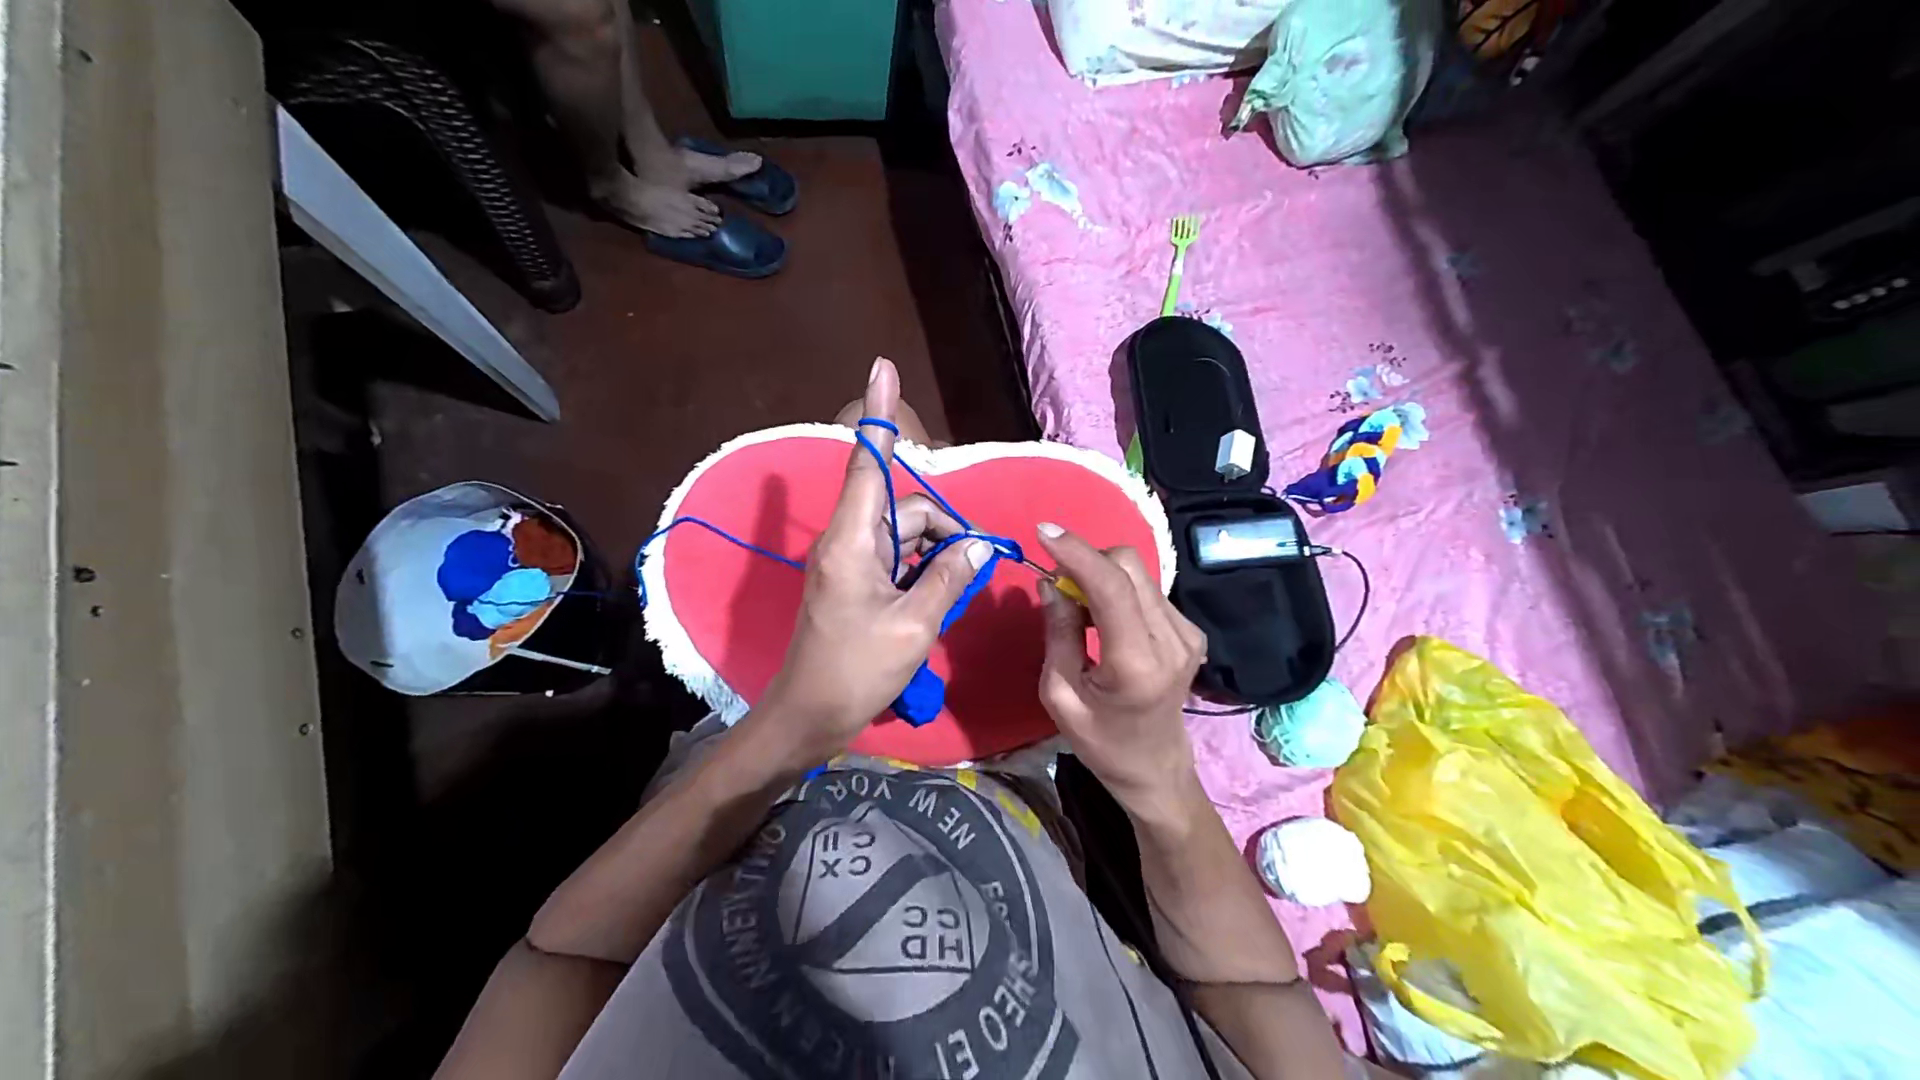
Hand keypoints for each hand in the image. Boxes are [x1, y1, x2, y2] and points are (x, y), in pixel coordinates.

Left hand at [747, 358, 988, 766]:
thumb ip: (949, 575)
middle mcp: (847, 541)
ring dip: (935, 555)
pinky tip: (937, 599)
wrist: (808, 717)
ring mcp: (849, 563)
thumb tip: (978, 543)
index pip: (868, 462)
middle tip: (972, 568)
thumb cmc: (857, 671)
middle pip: (904, 508)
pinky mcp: (853, 583)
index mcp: (852, 541)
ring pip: (904, 535)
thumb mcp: (914, 624)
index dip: (879, 414)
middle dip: (943, 530)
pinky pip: (896, 559)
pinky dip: (922, 570)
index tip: (882, 366)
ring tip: (951, 595)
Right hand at [1035, 523, 1208, 823]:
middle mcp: (1172, 640)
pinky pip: (1147, 588)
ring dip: (1102, 574)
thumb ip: (1058, 632)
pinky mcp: (1190, 631)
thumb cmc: (1100, 742)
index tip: (1044, 532)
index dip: (1077, 553)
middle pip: (1129, 565)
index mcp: (1137, 663)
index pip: (1111, 587)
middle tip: (1058, 584)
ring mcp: (1188, 633)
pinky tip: (1104, 619)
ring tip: (1079, 608)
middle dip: (1087, 561)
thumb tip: (1051, 581)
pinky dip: (1117, 590)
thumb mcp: (1059, 694)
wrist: (1155, 769)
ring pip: (1139, 572)